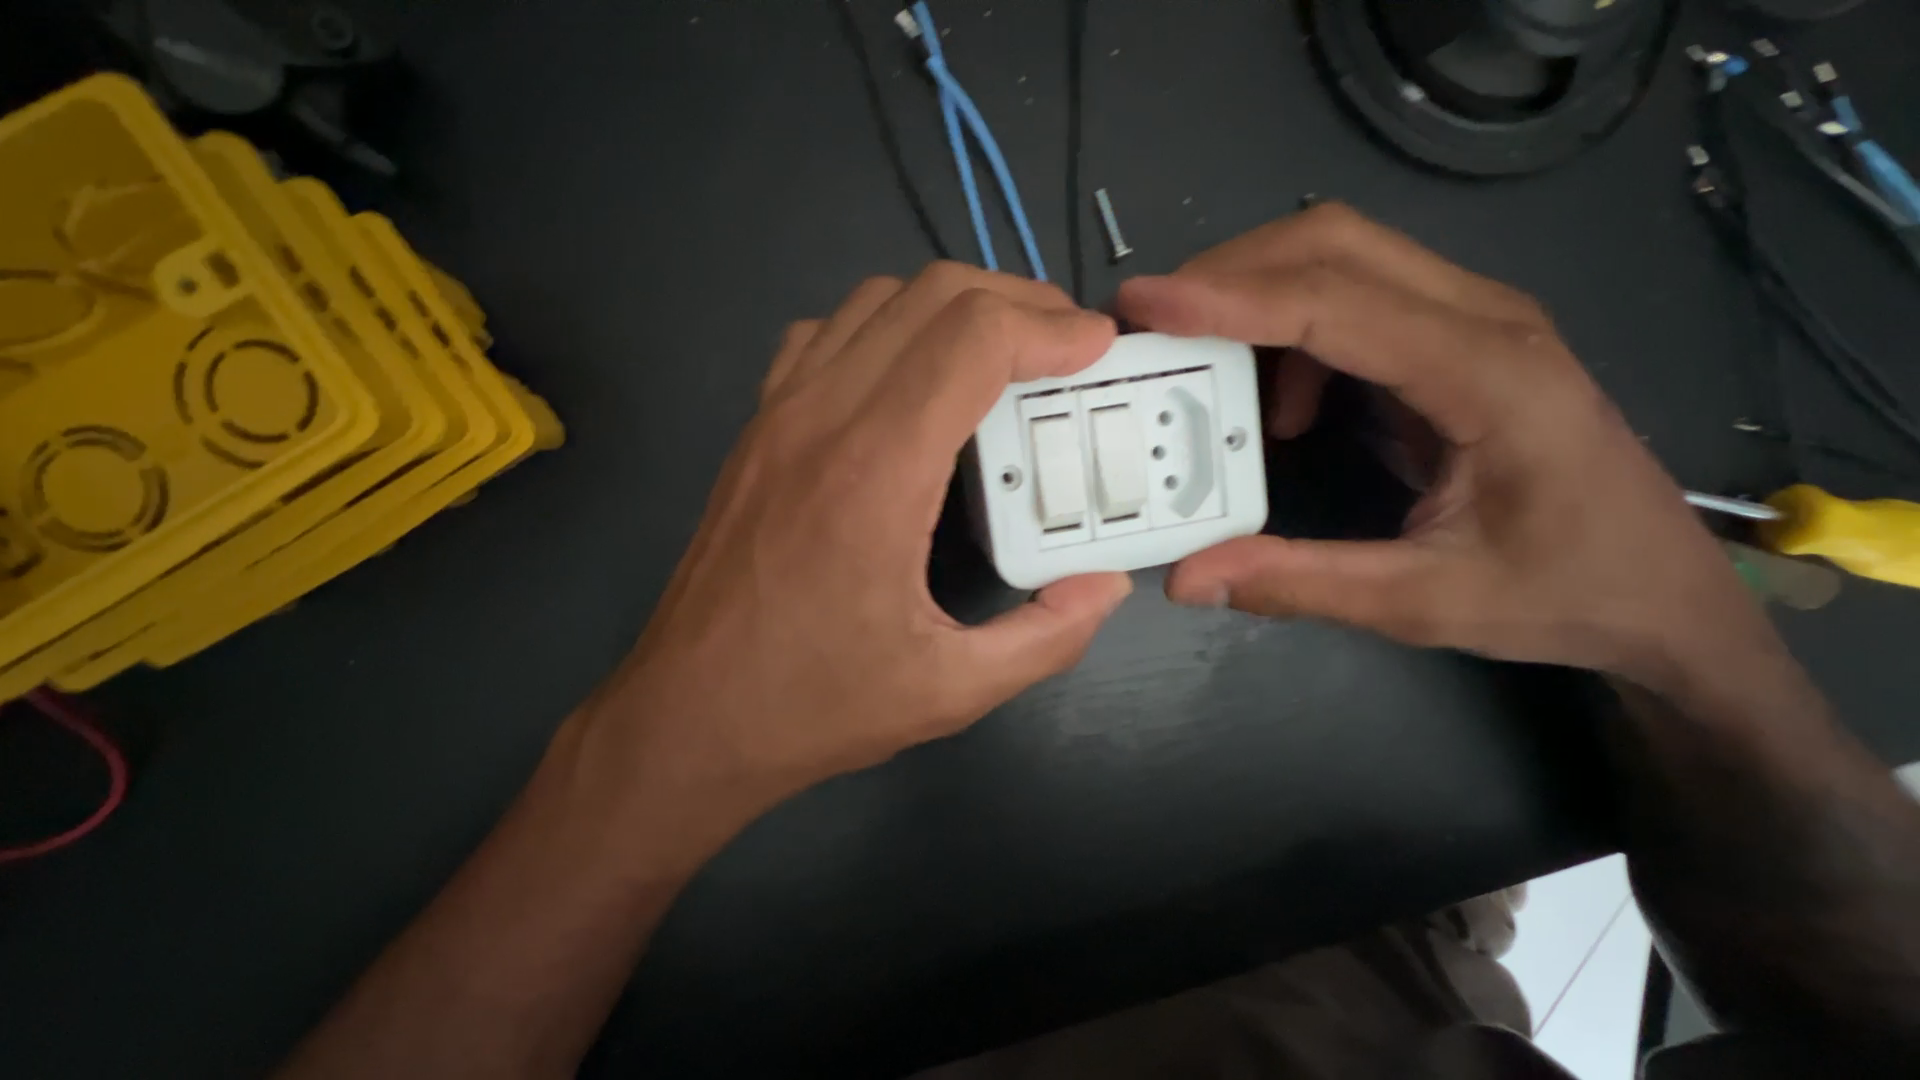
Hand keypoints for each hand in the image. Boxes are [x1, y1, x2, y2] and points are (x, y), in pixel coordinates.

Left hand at [590, 264, 1129, 824]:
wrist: (689, 716)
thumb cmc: (816, 704)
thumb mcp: (951, 691)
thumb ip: (1048, 636)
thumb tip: (1108, 583)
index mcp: (877, 471)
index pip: (973, 338)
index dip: (1049, 327)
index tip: (1096, 350)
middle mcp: (821, 417)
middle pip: (930, 295)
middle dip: (1015, 301)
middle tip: (1064, 347)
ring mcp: (777, 414)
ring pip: (873, 300)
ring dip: (950, 308)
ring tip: (1000, 354)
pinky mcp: (755, 429)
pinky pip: (822, 336)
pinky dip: (882, 329)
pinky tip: (908, 379)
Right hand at [1117, 204, 1771, 691]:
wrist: (1663, 591)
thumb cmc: (1562, 591)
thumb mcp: (1424, 604)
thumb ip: (1301, 583)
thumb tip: (1186, 579)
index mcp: (1486, 374)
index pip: (1336, 300)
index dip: (1230, 297)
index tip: (1142, 305)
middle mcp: (1483, 320)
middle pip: (1333, 243)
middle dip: (1226, 275)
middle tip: (1148, 330)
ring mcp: (1473, 319)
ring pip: (1339, 257)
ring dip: (1253, 300)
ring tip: (1199, 371)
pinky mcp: (1454, 338)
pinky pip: (1351, 300)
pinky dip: (1288, 336)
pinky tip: (1283, 412)